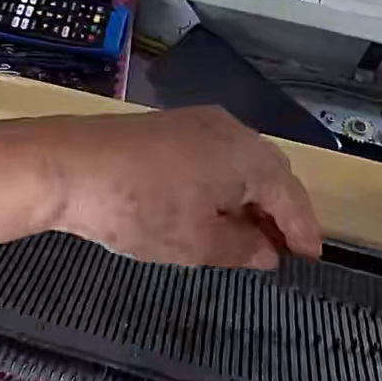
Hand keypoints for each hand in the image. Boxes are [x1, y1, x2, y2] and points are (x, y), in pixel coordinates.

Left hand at [8, 107, 322, 268]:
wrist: (69, 163)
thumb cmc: (140, 208)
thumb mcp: (196, 242)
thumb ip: (242, 248)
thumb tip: (268, 253)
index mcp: (249, 157)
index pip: (290, 196)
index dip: (303, 230)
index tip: (312, 258)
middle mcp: (234, 130)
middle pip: (272, 173)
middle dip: (281, 212)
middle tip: (283, 249)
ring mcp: (203, 122)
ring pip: (245, 162)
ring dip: (253, 197)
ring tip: (250, 234)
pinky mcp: (177, 124)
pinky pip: (220, 154)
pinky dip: (228, 183)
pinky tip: (215, 206)